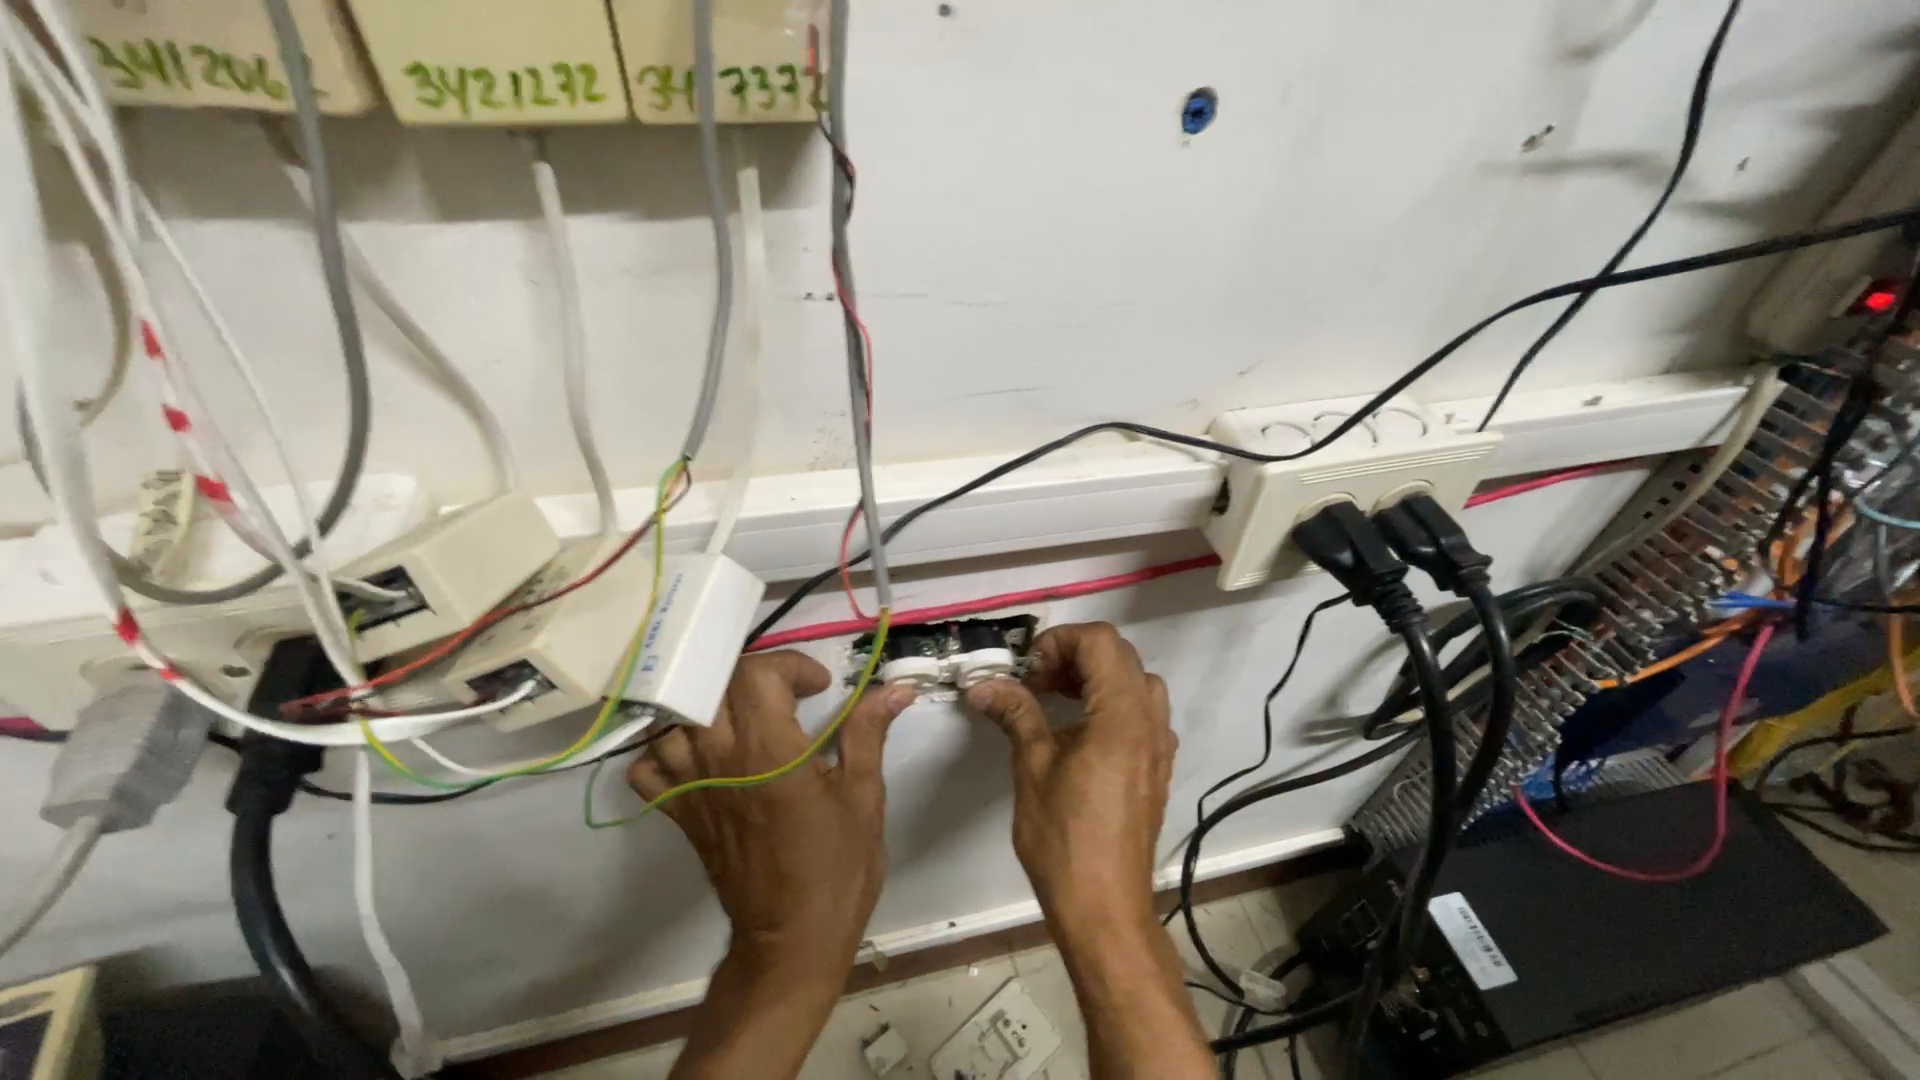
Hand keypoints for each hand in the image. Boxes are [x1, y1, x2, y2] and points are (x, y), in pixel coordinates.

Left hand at [629, 651, 915, 966]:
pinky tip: (699, 753)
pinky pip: (647, 769)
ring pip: (674, 720)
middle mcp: (721, 761)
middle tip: (785, 694)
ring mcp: (692, 788)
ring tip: (742, 717)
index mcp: (770, 752)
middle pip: (713, 686)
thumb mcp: (864, 796)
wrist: (793, 937)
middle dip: (753, 677)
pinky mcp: (679, 814)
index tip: (819, 686)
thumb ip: (867, 733)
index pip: (756, 674)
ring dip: (708, 706)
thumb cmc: (837, 867)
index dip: (790, 665)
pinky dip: (664, 751)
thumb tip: (896, 688)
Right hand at [966, 624, 1211, 1077]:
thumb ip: (1016, 714)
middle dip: (1075, 656)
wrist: (1105, 907)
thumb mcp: (1033, 767)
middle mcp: (1150, 722)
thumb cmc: (1064, 838)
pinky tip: (1080, 732)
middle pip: (1121, 656)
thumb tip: (983, 684)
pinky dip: (1113, 703)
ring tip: (1056, 701)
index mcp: (1121, 716)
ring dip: (1097, 677)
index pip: (1101, 642)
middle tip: (1037, 682)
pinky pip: (1143, 713)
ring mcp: (1159, 745)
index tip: (1028, 671)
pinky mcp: (1157, 767)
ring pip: (1137, 682)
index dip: (1060, 642)